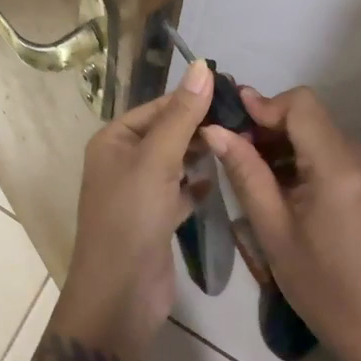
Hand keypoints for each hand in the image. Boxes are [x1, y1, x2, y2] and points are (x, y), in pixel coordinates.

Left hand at [52, 58, 213, 355]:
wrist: (120, 295)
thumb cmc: (132, 217)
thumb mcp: (157, 160)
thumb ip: (182, 115)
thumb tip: (202, 66)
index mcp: (114, 140)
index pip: (158, 107)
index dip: (192, 99)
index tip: (235, 93)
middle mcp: (123, 161)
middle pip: (167, 133)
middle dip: (200, 127)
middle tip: (245, 121)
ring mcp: (139, 192)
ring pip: (176, 163)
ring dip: (201, 155)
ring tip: (240, 145)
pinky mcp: (156, 220)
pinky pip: (180, 192)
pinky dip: (197, 186)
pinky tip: (221, 180)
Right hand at [201, 87, 360, 360]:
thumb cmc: (325, 289)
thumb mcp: (274, 233)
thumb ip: (246, 174)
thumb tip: (215, 129)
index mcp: (341, 167)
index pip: (302, 104)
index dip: (265, 105)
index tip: (234, 124)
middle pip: (312, 120)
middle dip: (272, 130)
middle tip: (237, 156)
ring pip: (323, 137)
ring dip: (289, 149)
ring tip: (261, 181)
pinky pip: (339, 157)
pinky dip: (310, 164)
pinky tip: (292, 196)